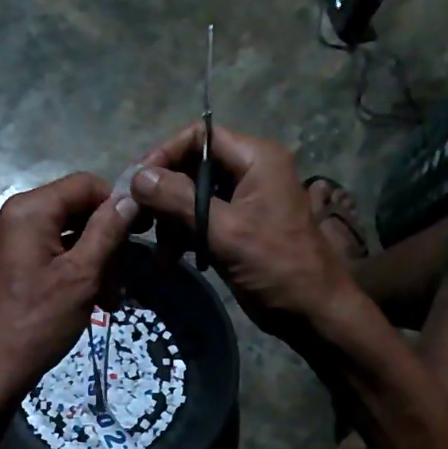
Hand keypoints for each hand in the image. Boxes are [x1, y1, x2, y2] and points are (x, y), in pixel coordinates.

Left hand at [0, 173, 137, 418]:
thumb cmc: (40, 321)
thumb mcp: (82, 275)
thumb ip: (107, 231)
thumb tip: (130, 198)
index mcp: (30, 210)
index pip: (85, 184)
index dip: (116, 203)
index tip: (141, 233)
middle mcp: (17, 217)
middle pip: (76, 210)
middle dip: (106, 240)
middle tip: (124, 276)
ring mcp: (12, 242)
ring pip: (68, 236)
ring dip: (96, 262)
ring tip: (111, 299)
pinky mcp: (14, 265)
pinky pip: (53, 255)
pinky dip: (76, 272)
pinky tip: (96, 302)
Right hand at [131, 123, 355, 334]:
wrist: (310, 312)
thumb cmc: (276, 265)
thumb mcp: (225, 230)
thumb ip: (179, 200)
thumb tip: (138, 177)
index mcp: (255, 159)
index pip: (200, 136)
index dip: (164, 154)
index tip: (137, 183)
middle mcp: (248, 172)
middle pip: (191, 166)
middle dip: (162, 193)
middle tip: (137, 219)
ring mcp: (242, 202)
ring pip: (190, 197)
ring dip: (168, 221)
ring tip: (158, 250)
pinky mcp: (235, 229)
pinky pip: (199, 221)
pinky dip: (181, 237)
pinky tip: (167, 260)